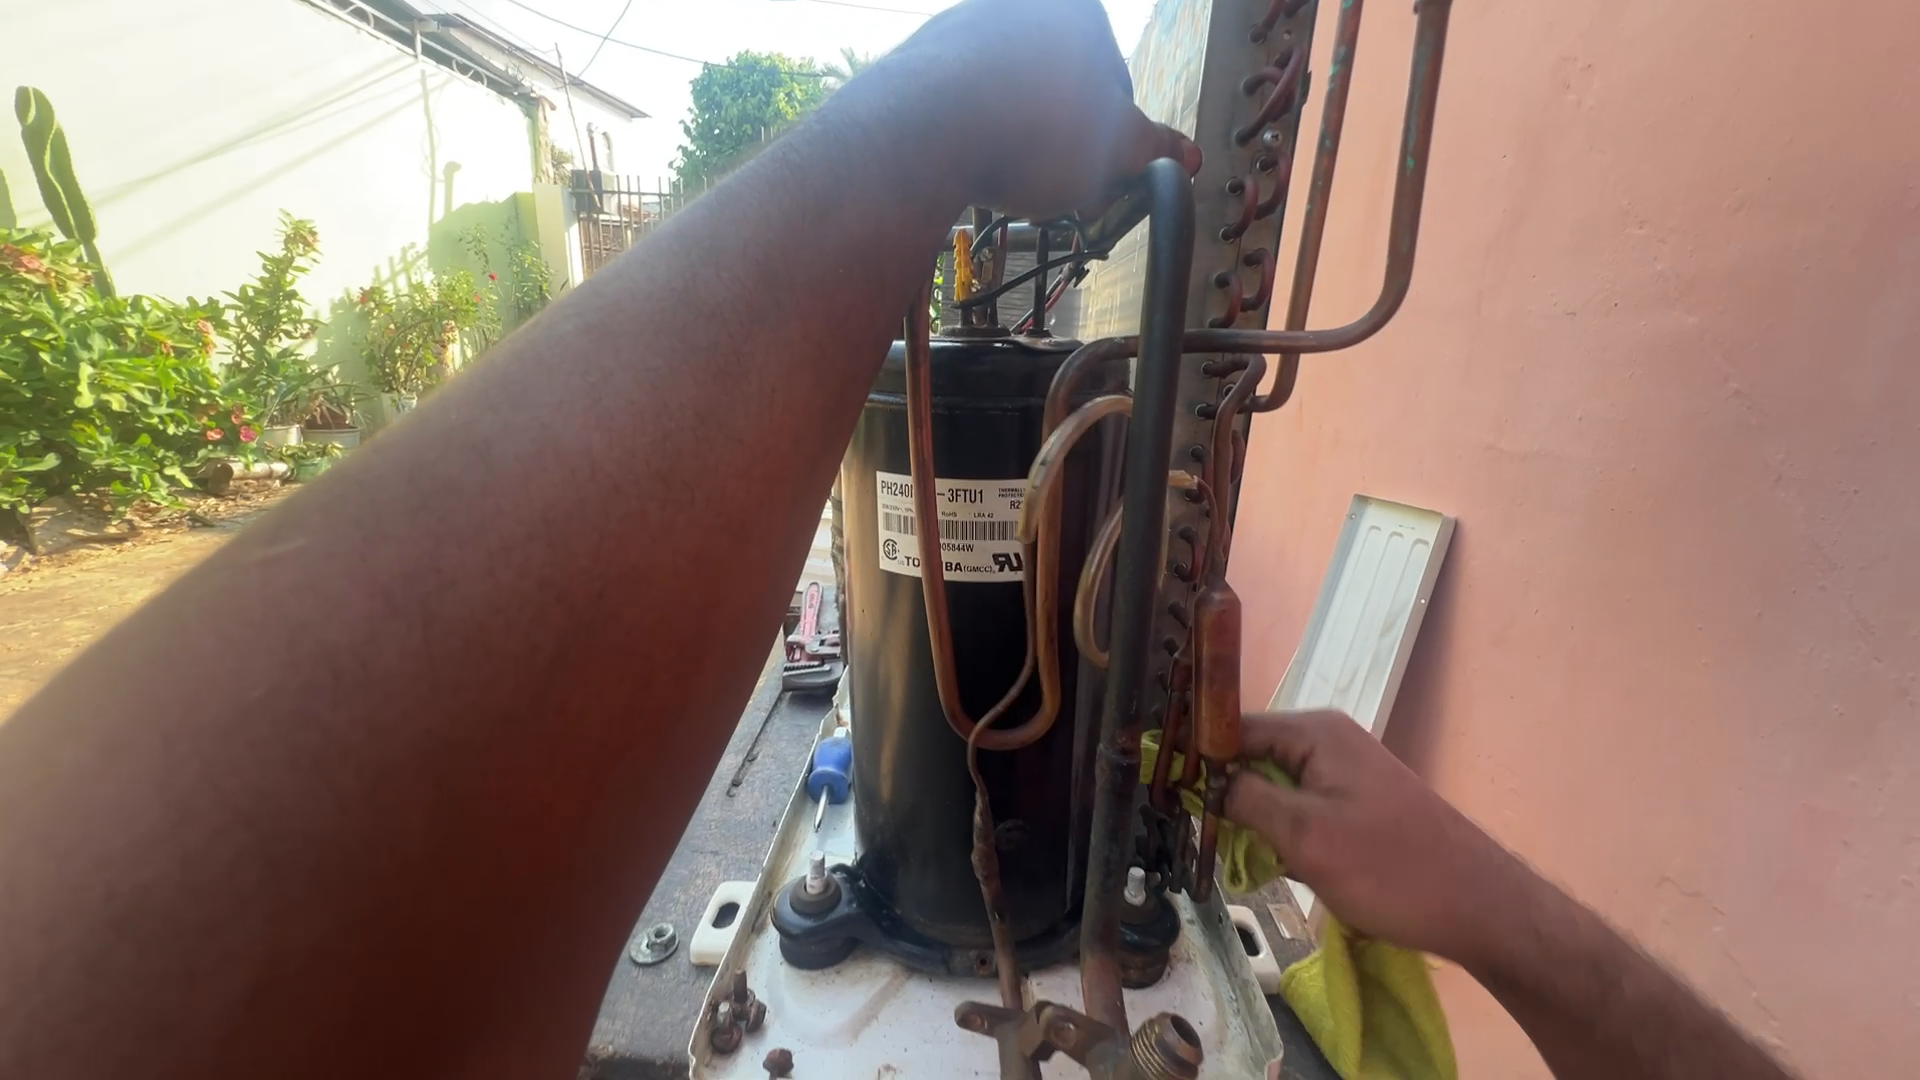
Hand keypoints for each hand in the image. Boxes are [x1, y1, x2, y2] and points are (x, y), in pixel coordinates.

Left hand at [848, 0, 1198, 216]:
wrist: (929, 127)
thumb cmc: (1037, 133)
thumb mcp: (1111, 150)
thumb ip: (1151, 150)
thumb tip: (1189, 157)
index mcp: (1078, 15)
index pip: (1114, 91)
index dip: (1111, 149)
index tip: (1097, 187)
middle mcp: (1021, 7)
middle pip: (1060, 94)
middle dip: (1064, 148)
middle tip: (1059, 195)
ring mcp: (966, 31)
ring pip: (1011, 102)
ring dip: (1020, 146)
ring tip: (1016, 187)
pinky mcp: (923, 65)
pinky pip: (965, 110)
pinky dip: (976, 139)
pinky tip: (975, 170)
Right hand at [1226, 710, 1534, 965]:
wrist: (1484, 911)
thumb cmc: (1391, 868)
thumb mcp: (1304, 834)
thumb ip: (1244, 798)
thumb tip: (1202, 780)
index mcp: (1314, 731)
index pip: (1234, 728)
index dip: (1199, 757)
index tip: (1172, 792)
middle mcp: (1327, 739)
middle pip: (1251, 754)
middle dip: (1228, 792)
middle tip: (1210, 833)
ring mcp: (1344, 768)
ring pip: (1273, 783)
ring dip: (1256, 817)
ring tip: (1248, 856)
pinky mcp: (1355, 798)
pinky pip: (1300, 802)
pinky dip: (1284, 828)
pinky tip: (1283, 862)